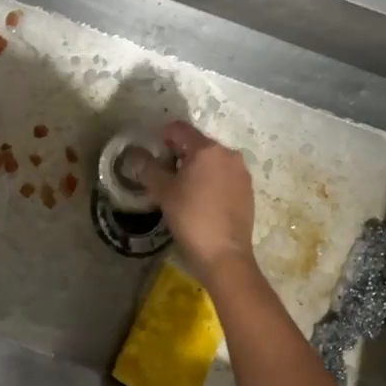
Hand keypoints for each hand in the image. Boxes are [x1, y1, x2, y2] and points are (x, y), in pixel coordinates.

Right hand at [129, 120, 255, 281]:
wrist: (225, 256)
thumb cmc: (191, 218)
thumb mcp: (163, 192)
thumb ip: (148, 168)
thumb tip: (136, 155)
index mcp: (207, 149)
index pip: (180, 129)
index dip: (164, 137)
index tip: (155, 155)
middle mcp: (229, 154)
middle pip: (198, 144)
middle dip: (181, 154)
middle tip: (167, 176)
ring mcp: (242, 173)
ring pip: (213, 160)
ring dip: (197, 168)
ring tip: (185, 191)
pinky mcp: (249, 191)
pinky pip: (225, 176)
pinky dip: (212, 181)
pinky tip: (203, 202)